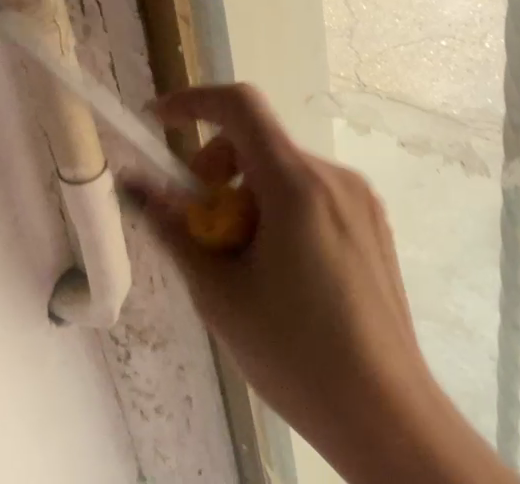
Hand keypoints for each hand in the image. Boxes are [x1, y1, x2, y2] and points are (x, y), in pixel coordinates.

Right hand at [130, 85, 514, 483]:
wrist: (387, 417)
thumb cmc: (295, 354)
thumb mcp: (218, 292)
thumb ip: (173, 227)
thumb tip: (133, 183)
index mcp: (296, 185)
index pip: (239, 107)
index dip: (191, 102)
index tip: (157, 123)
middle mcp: (333, 179)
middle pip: (257, 142)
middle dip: (214, 171)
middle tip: (200, 230)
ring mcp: (359, 202)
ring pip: (281, 171)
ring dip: (244, 197)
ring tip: (240, 264)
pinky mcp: (371, 226)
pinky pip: (309, 195)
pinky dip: (277, 212)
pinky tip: (278, 273)